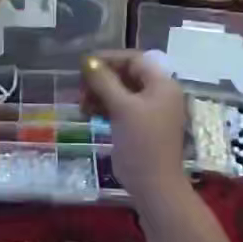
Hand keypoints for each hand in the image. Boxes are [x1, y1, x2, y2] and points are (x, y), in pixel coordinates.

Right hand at [80, 51, 190, 203]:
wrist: (152, 182)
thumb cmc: (141, 142)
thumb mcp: (122, 108)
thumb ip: (104, 82)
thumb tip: (87, 62)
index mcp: (162, 84)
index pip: (135, 60)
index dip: (109, 59)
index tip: (84, 65)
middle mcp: (158, 93)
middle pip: (127, 75)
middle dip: (102, 78)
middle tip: (80, 89)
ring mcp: (148, 111)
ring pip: (121, 92)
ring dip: (100, 93)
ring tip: (82, 104)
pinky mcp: (138, 125)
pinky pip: (120, 107)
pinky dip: (104, 106)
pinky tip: (88, 113)